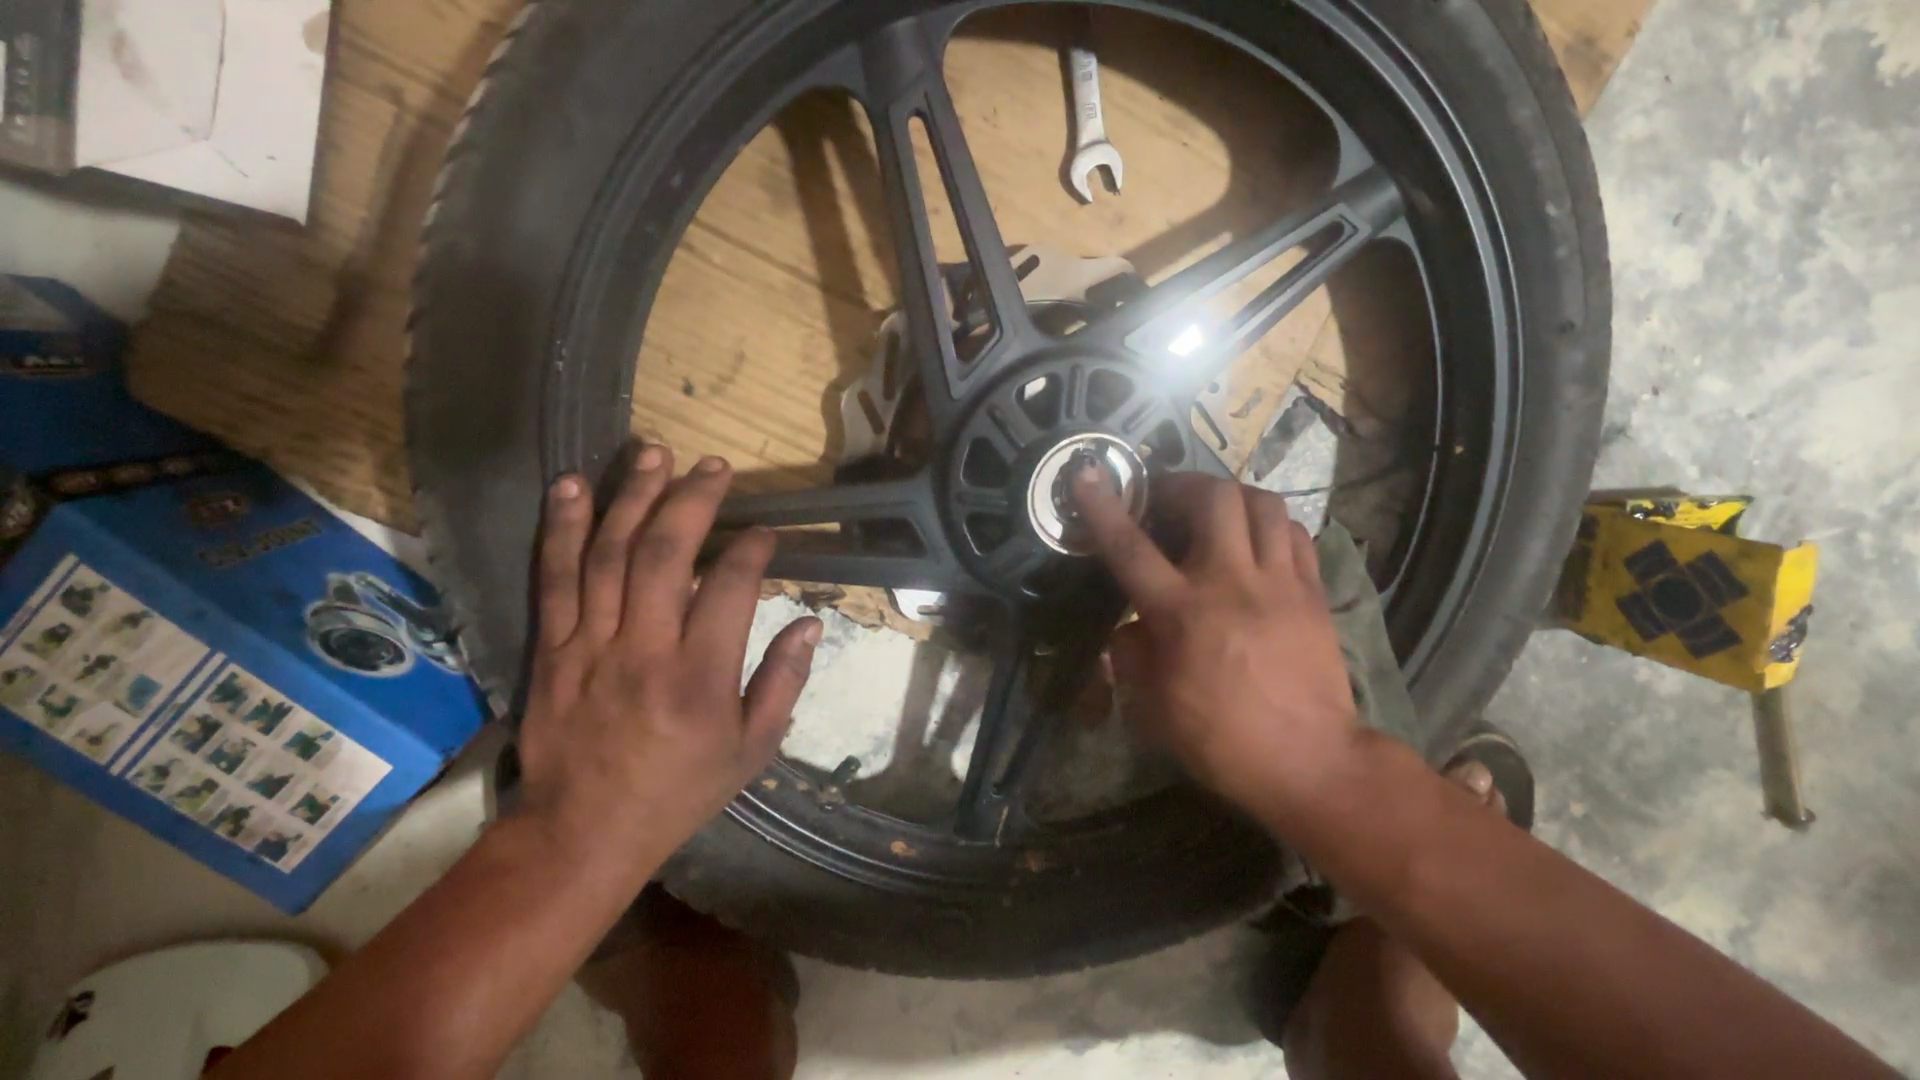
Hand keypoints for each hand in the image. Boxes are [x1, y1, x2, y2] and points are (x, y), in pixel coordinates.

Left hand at [514, 445, 821, 871]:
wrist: (584, 832)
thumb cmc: (679, 791)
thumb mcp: (752, 750)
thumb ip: (783, 683)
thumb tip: (811, 624)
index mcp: (701, 677)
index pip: (731, 587)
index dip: (752, 548)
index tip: (765, 531)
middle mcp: (645, 649)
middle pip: (667, 554)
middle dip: (693, 500)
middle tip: (713, 466)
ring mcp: (590, 644)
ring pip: (610, 553)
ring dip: (632, 496)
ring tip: (652, 452)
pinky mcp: (551, 648)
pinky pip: (554, 578)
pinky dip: (563, 528)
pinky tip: (572, 486)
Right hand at [1073, 468, 1358, 820]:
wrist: (1311, 762)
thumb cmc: (1222, 740)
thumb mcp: (1154, 707)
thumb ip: (1132, 656)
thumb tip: (1129, 628)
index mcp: (1182, 613)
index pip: (1131, 547)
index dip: (1104, 506)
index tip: (1087, 472)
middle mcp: (1231, 582)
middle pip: (1212, 497)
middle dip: (1182, 484)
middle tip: (1165, 499)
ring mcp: (1279, 582)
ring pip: (1261, 503)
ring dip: (1230, 497)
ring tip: (1212, 514)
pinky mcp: (1314, 592)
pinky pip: (1294, 533)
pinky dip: (1269, 525)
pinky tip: (1255, 542)